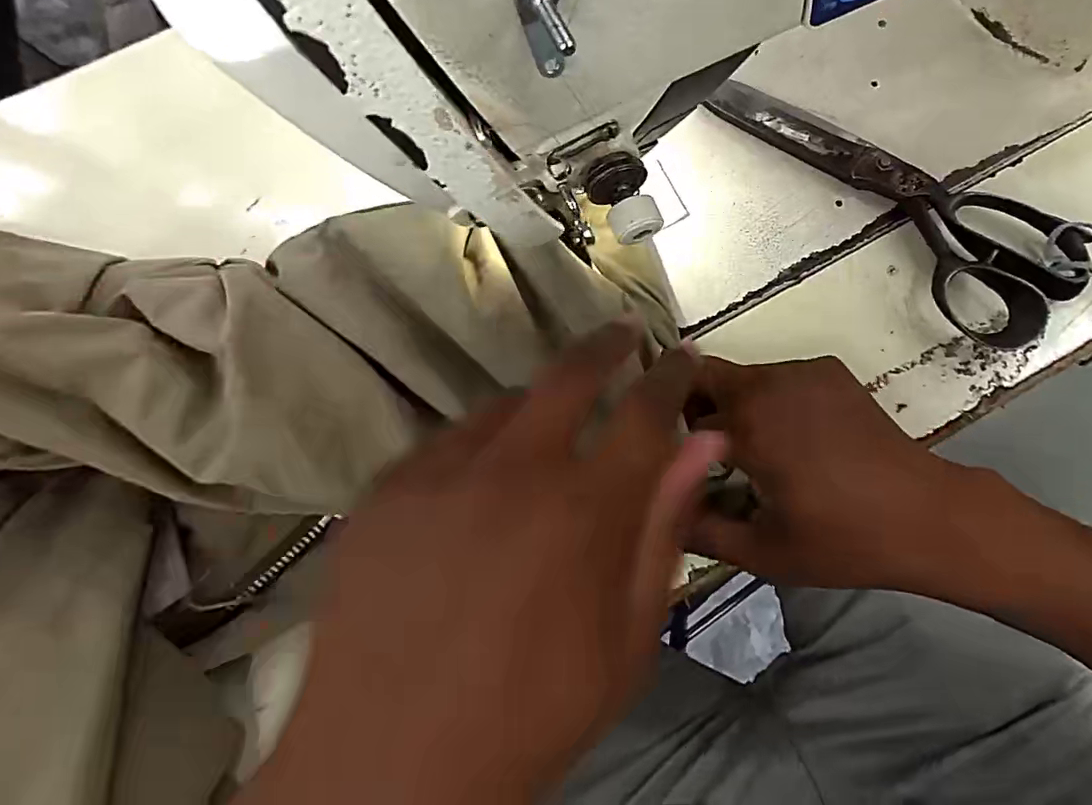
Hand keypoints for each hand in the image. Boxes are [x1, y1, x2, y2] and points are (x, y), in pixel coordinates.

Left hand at [247, 323, 723, 804]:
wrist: (388, 776)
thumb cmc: (536, 710)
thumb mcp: (630, 634)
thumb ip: (668, 526)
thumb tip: (706, 442)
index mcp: (586, 509)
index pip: (646, 411)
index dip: (671, 375)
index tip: (684, 354)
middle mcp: (515, 472)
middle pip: (572, 374)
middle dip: (608, 344)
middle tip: (625, 332)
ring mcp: (441, 476)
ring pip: (507, 403)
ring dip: (542, 400)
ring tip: (554, 420)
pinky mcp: (385, 495)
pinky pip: (448, 440)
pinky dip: (482, 441)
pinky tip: (484, 474)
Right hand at [686, 355, 1091, 699]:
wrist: (924, 513)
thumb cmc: (842, 538)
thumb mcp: (762, 549)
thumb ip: (699, 527)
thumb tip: (660, 507)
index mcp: (748, 420)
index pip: (680, 401)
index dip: (667, 428)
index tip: (665, 455)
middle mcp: (771, 381)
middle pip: (711, 376)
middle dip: (698, 408)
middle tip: (704, 454)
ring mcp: (806, 371)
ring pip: (747, 377)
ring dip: (737, 405)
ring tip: (751, 452)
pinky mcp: (832, 372)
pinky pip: (781, 377)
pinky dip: (771, 399)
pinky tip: (792, 439)